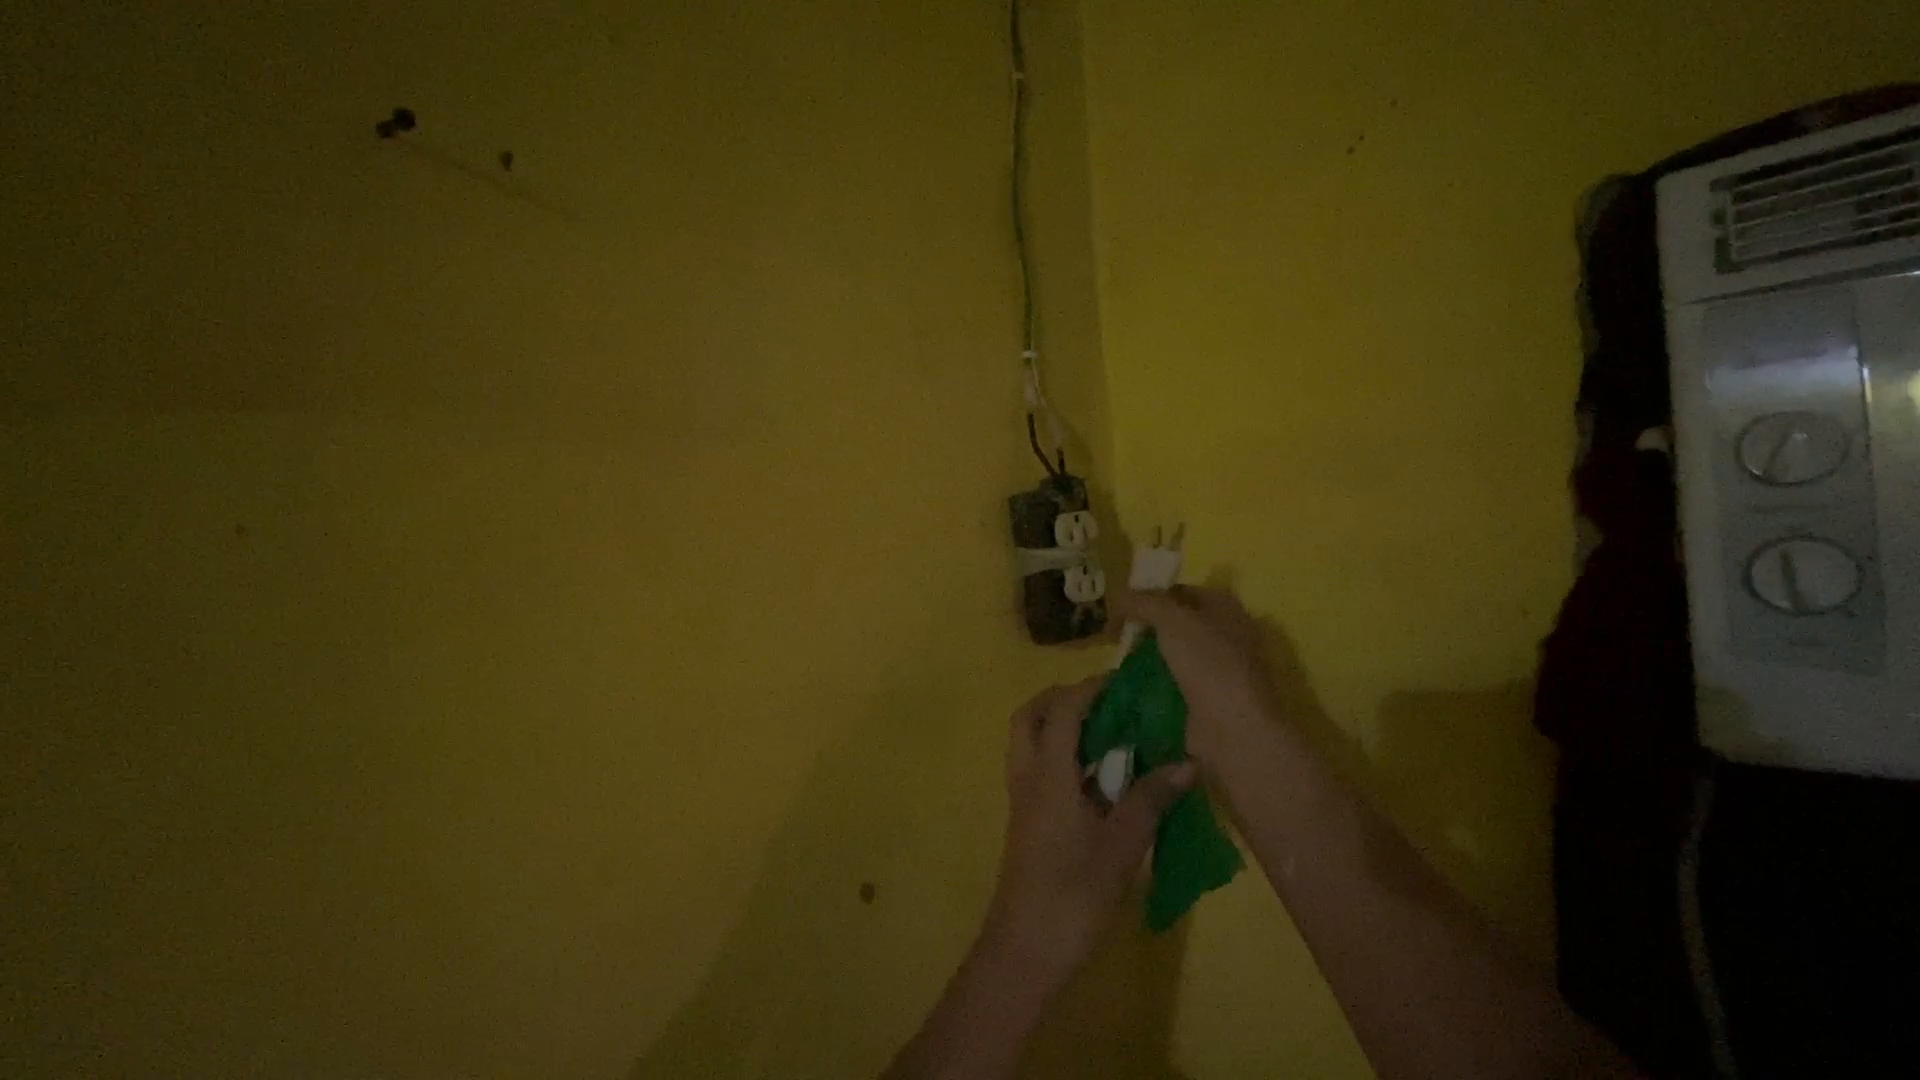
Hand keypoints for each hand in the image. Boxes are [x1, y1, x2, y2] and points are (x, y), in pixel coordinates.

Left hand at [981, 677, 1194, 988]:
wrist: (1025, 948)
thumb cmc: (1073, 894)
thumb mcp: (1122, 846)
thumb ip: (1150, 799)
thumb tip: (1185, 762)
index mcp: (1047, 774)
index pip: (1062, 710)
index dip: (1090, 689)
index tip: (1125, 681)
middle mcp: (1027, 777)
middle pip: (1030, 717)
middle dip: (1063, 699)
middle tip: (1106, 704)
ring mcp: (1022, 800)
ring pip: (1030, 743)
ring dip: (1061, 728)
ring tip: (1110, 736)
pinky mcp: (1026, 822)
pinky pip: (1038, 770)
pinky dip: (1063, 758)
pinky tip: (1100, 779)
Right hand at [1111, 586, 1282, 765]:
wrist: (1232, 727)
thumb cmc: (1208, 663)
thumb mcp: (1173, 620)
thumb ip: (1145, 602)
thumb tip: (1119, 596)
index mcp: (1224, 609)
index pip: (1182, 591)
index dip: (1152, 594)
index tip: (1122, 605)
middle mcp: (1224, 636)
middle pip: (1176, 624)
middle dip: (1145, 628)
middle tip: (1115, 635)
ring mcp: (1215, 671)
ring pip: (1171, 656)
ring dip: (1144, 659)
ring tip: (1114, 662)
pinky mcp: (1204, 701)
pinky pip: (1169, 685)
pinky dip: (1148, 685)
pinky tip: (1125, 687)